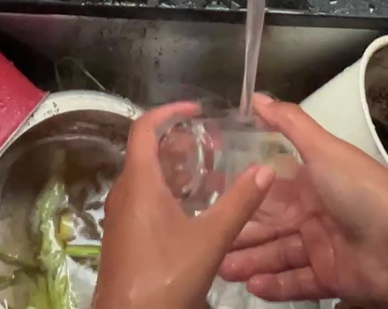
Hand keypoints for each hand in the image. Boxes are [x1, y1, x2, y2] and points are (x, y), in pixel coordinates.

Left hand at [94, 101, 275, 308]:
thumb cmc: (164, 277)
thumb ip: (239, 204)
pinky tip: (193, 210)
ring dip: (175, 170)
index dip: (169, 110)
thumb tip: (266, 170)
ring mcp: (120, 215)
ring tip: (210, 175)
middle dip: (180, 143)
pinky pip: (143, 198)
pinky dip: (167, 192)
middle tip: (213, 146)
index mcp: (139, 181)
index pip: (144, 127)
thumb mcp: (209, 240)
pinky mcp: (123, 236)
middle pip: (148, 151)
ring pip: (146, 177)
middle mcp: (124, 191)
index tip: (197, 110)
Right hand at [218, 93, 387, 306]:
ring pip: (278, 254)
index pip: (270, 188)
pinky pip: (296, 282)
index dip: (243, 192)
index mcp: (312, 180)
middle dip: (240, 232)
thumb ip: (289, 123)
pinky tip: (250, 284)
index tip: (211, 197)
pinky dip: (274, 284)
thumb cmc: (361, 190)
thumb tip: (256, 96)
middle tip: (209, 240)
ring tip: (221, 267)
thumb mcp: (323, 148)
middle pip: (270, 224)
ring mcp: (322, 246)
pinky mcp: (330, 278)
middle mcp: (314, 212)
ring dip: (251, 259)